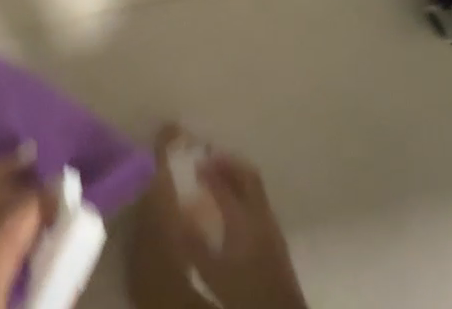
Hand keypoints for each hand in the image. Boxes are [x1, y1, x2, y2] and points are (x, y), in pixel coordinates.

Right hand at [149, 130, 305, 308]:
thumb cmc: (242, 292)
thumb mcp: (209, 270)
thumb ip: (191, 240)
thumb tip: (175, 212)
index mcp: (241, 218)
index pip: (221, 182)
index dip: (206, 167)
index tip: (190, 159)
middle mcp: (259, 214)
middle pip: (247, 175)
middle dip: (226, 163)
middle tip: (206, 160)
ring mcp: (271, 225)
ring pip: (255, 188)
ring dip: (236, 177)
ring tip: (215, 178)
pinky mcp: (276, 238)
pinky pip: (259, 202)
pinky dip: (244, 193)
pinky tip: (231, 208)